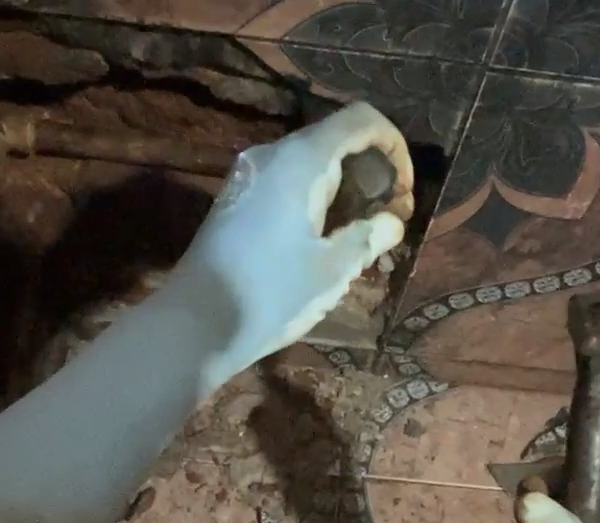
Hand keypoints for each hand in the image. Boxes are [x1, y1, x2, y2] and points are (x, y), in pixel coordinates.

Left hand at [166, 101, 413, 386]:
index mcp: (301, 160)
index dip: (393, 148)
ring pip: (309, 168)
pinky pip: (286, 189)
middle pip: (334, 142)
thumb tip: (392, 222)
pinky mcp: (235, 206)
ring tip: (361, 238)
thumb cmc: (270, 294)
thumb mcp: (331, 270)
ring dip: (343, 193)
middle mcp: (272, 156)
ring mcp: (248, 180)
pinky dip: (314, 204)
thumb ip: (368, 238)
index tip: (404, 194)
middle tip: (388, 222)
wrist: (195, 324)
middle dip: (370, 175)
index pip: (360, 121)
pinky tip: (323, 244)